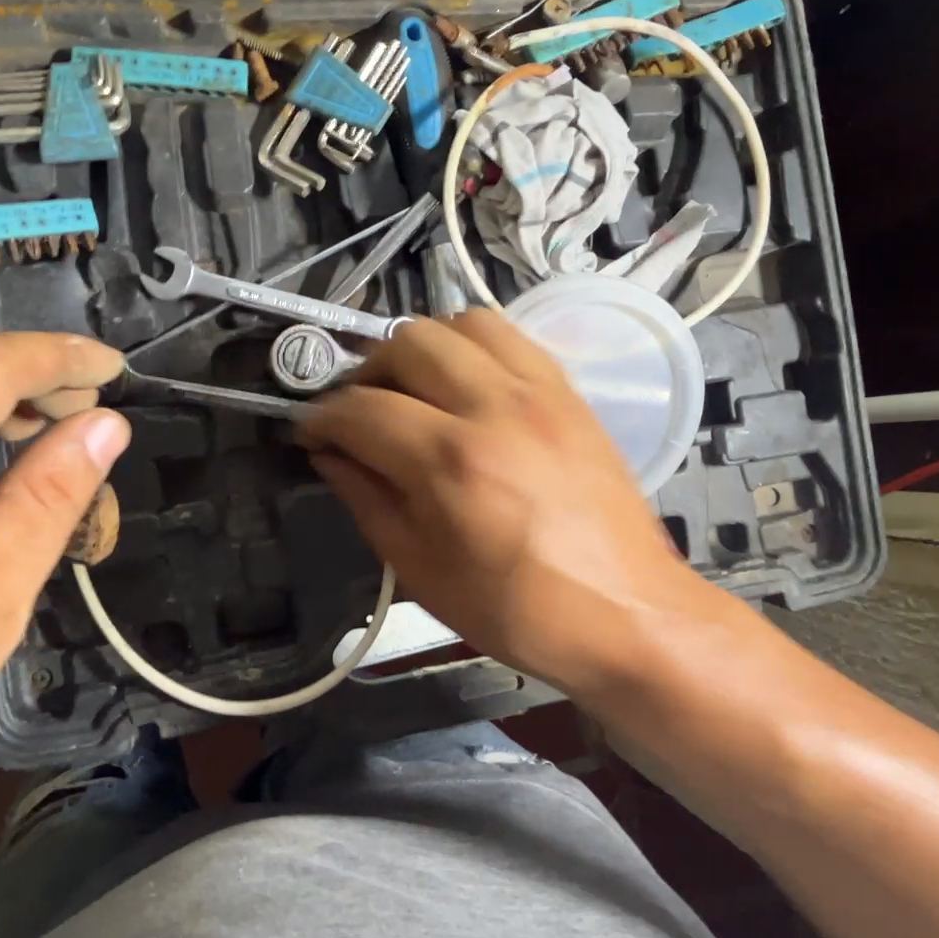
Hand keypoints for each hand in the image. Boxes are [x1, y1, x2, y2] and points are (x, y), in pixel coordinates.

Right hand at [298, 310, 699, 693]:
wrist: (628, 614)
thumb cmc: (520, 612)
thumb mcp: (423, 573)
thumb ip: (368, 502)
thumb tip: (330, 457)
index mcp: (451, 461)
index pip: (362, 409)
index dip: (321, 418)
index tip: (309, 433)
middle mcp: (494, 406)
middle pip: (408, 343)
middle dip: (366, 372)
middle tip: (359, 413)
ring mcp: (539, 391)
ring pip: (461, 323)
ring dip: (422, 348)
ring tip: (412, 389)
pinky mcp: (569, 391)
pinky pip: (511, 337)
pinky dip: (472, 347)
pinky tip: (464, 384)